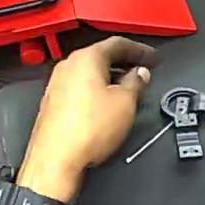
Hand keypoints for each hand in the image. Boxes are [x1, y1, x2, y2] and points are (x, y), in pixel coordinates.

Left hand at [18, 37, 157, 201]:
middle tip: (142, 71)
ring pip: (89, 73)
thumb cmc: (85, 131)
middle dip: (124, 63)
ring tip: (127, 90)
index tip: (151, 58)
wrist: (56, 160)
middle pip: (101, 56)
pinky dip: (96, 91)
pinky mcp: (53, 103)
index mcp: (86, 58)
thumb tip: (140, 74)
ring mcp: (57, 84)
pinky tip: (106, 105)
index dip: (139, 50)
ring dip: (110, 78)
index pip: (117, 44)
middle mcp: (68, 67)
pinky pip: (79, 89)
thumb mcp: (125, 103)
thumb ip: (136, 83)